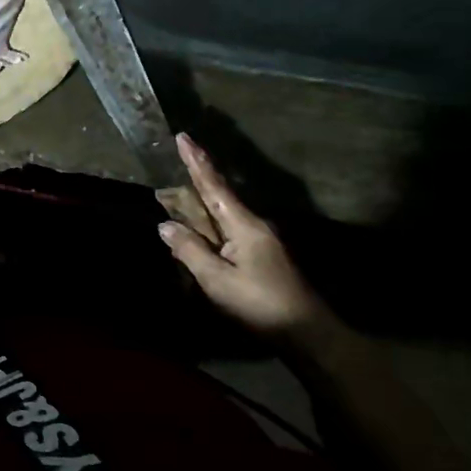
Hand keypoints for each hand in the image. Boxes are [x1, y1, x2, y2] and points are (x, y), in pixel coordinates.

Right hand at [158, 133, 337, 345]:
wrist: (306, 333)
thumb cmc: (259, 304)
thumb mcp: (216, 279)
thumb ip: (189, 250)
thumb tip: (165, 225)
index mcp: (243, 225)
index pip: (214, 186)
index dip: (197, 162)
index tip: (183, 137)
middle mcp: (252, 225)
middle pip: (216, 198)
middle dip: (190, 186)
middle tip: (164, 182)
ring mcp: (258, 241)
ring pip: (219, 217)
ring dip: (195, 211)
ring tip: (170, 211)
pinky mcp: (258, 256)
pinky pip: (224, 233)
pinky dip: (204, 230)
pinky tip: (191, 240)